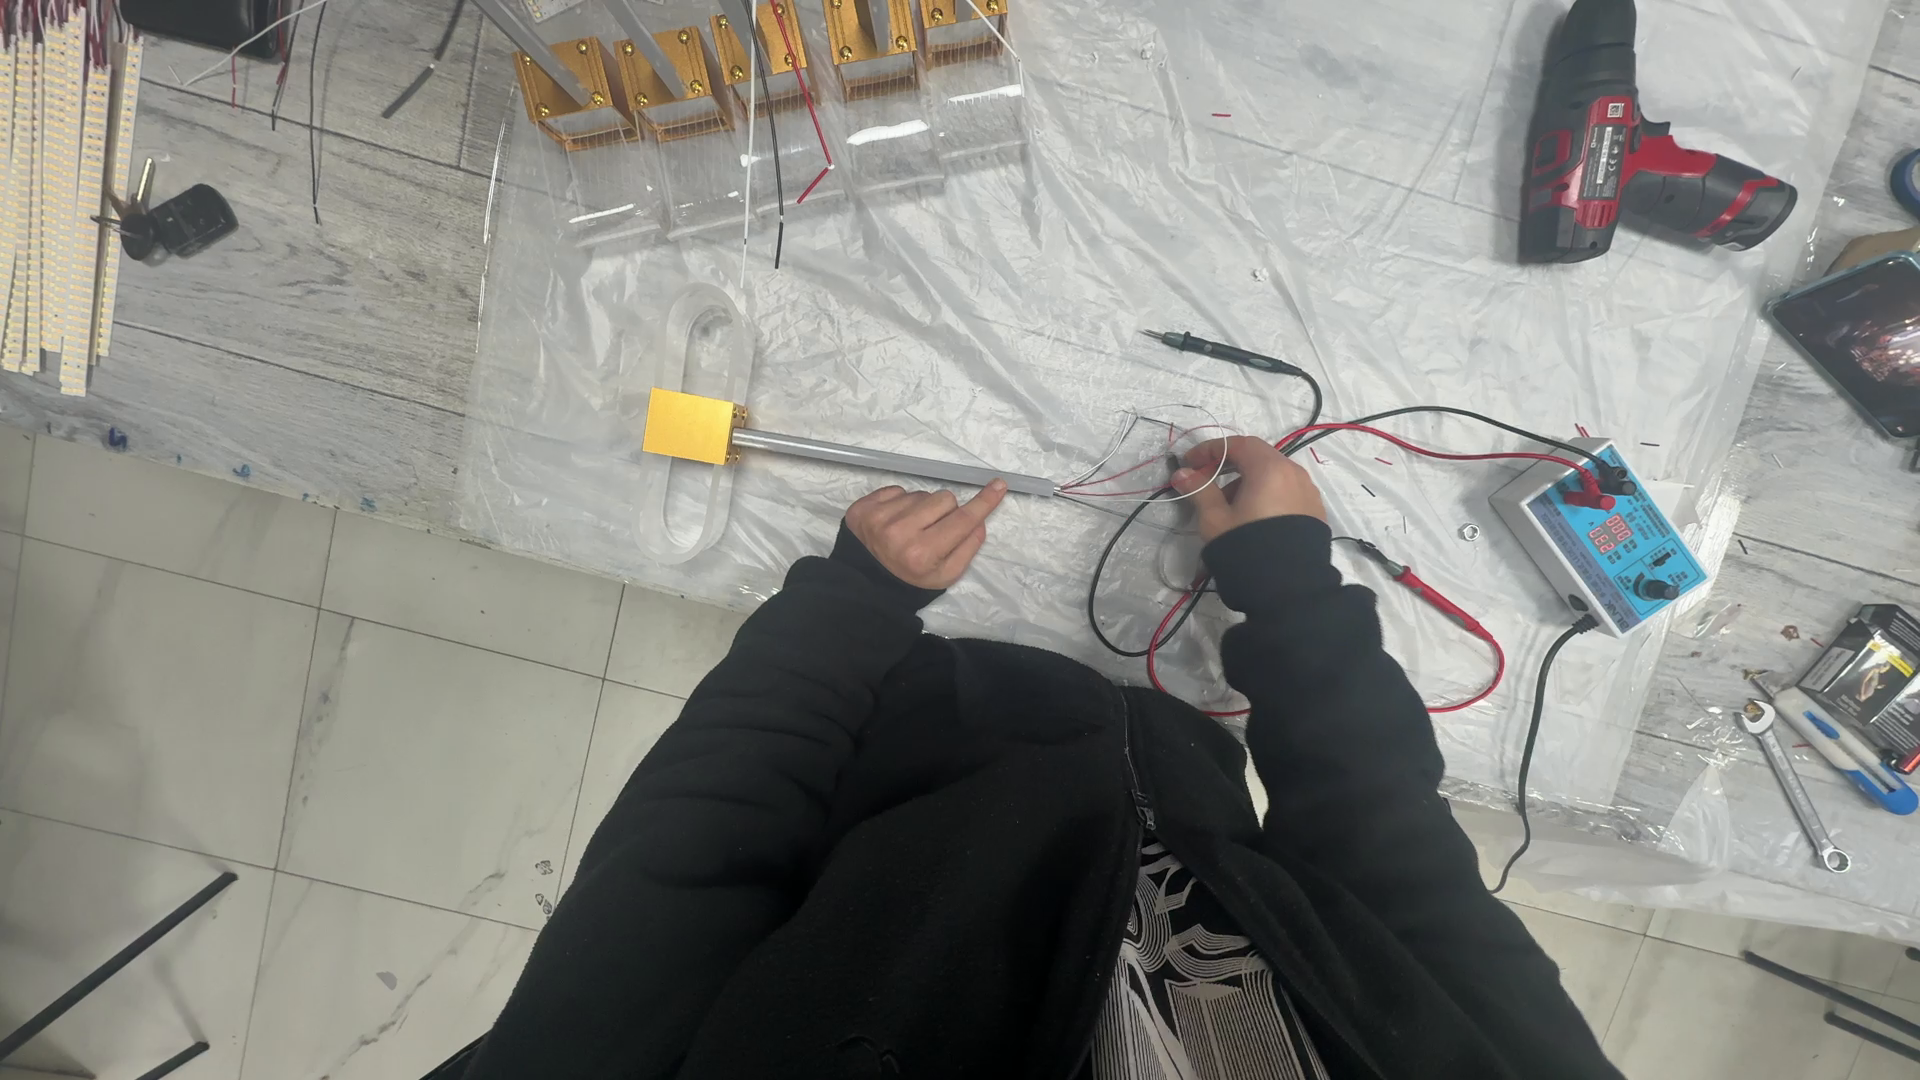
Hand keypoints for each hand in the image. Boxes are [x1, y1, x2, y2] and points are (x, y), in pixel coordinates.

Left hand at [844, 480, 1008, 588]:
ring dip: (922, 508)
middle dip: (946, 512)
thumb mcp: (945, 575)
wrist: (865, 582)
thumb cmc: (911, 579)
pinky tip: (895, 520)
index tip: (999, 486)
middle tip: (934, 530)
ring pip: (921, 493)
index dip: (984, 502)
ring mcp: (879, 517)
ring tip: (911, 528)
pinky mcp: (864, 506)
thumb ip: (968, 548)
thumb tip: (979, 520)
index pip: (962, 520)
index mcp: (923, 553)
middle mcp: (900, 532)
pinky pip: (897, 490)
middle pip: (944, 499)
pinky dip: (901, 503)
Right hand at [1170, 435, 1325, 542]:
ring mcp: (1308, 492)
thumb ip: (1199, 490)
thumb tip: (1182, 473)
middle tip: (1205, 481)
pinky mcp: (1314, 511)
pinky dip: (1265, 494)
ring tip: (1227, 505)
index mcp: (1269, 469)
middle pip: (1257, 457)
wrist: (1288, 587)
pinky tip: (1252, 516)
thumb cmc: (1246, 545)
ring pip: (1273, 475)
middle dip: (1228, 465)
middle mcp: (1294, 473)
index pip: (1238, 444)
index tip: (1190, 463)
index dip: (1211, 450)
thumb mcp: (1215, 518)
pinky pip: (1286, 491)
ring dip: (1246, 481)